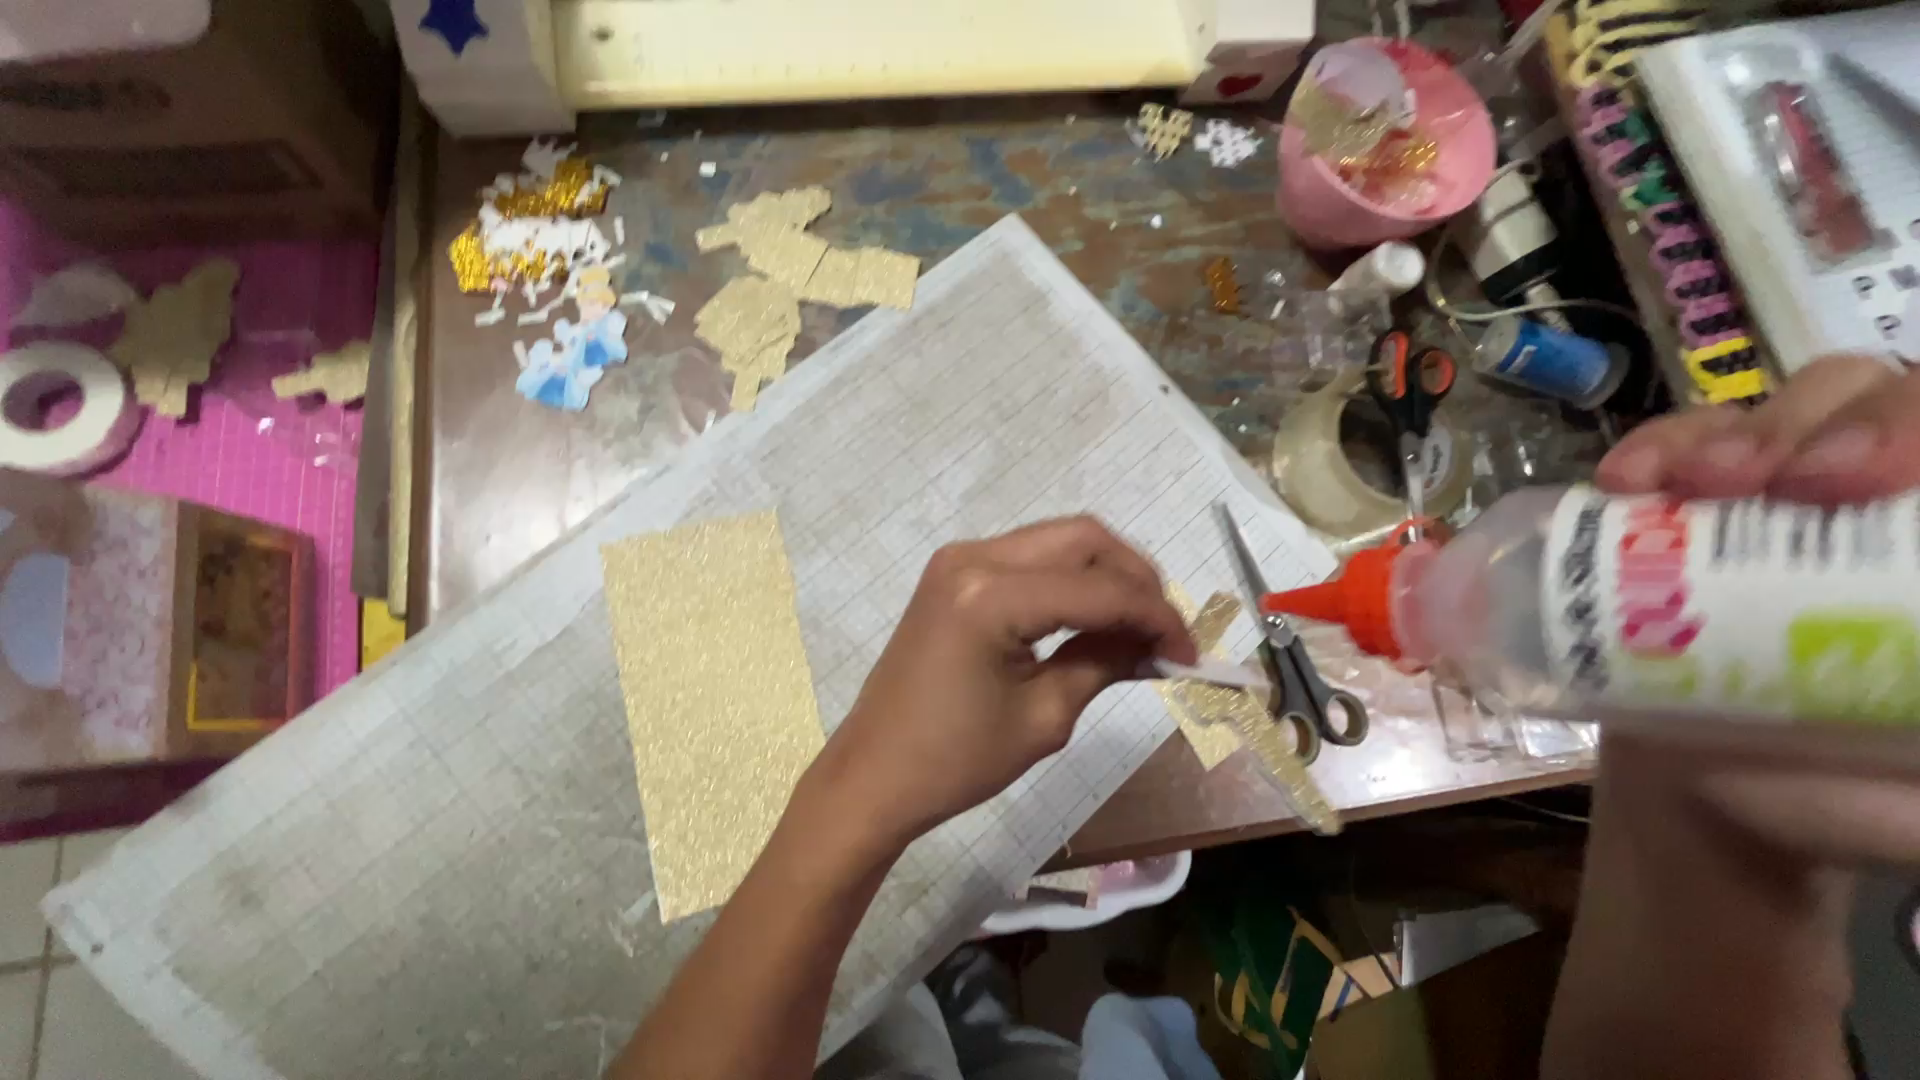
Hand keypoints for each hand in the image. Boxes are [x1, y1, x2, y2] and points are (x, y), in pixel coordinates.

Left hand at [812, 517, 1196, 847]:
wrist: (874, 772)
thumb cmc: (955, 761)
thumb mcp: (1045, 717)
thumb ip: (1105, 661)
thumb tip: (1158, 640)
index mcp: (990, 595)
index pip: (1098, 588)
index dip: (1156, 616)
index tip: (1190, 652)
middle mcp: (973, 557)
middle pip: (1082, 539)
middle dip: (1135, 579)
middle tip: (1165, 631)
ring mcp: (959, 559)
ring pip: (1058, 541)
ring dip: (1106, 574)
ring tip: (1138, 625)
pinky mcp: (954, 573)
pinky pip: (1030, 558)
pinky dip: (1070, 580)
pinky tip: (1093, 616)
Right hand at [1595, 353, 1919, 866]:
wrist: (1696, 796)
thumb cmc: (1827, 796)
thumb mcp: (1915, 801)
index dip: (1910, 430)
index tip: (1851, 483)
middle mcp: (1864, 505)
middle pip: (1869, 397)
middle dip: (1818, 422)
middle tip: (1770, 481)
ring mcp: (1761, 499)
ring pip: (1769, 405)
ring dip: (1723, 431)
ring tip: (1681, 481)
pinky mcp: (1671, 511)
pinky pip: (1667, 445)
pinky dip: (1648, 447)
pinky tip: (1621, 479)